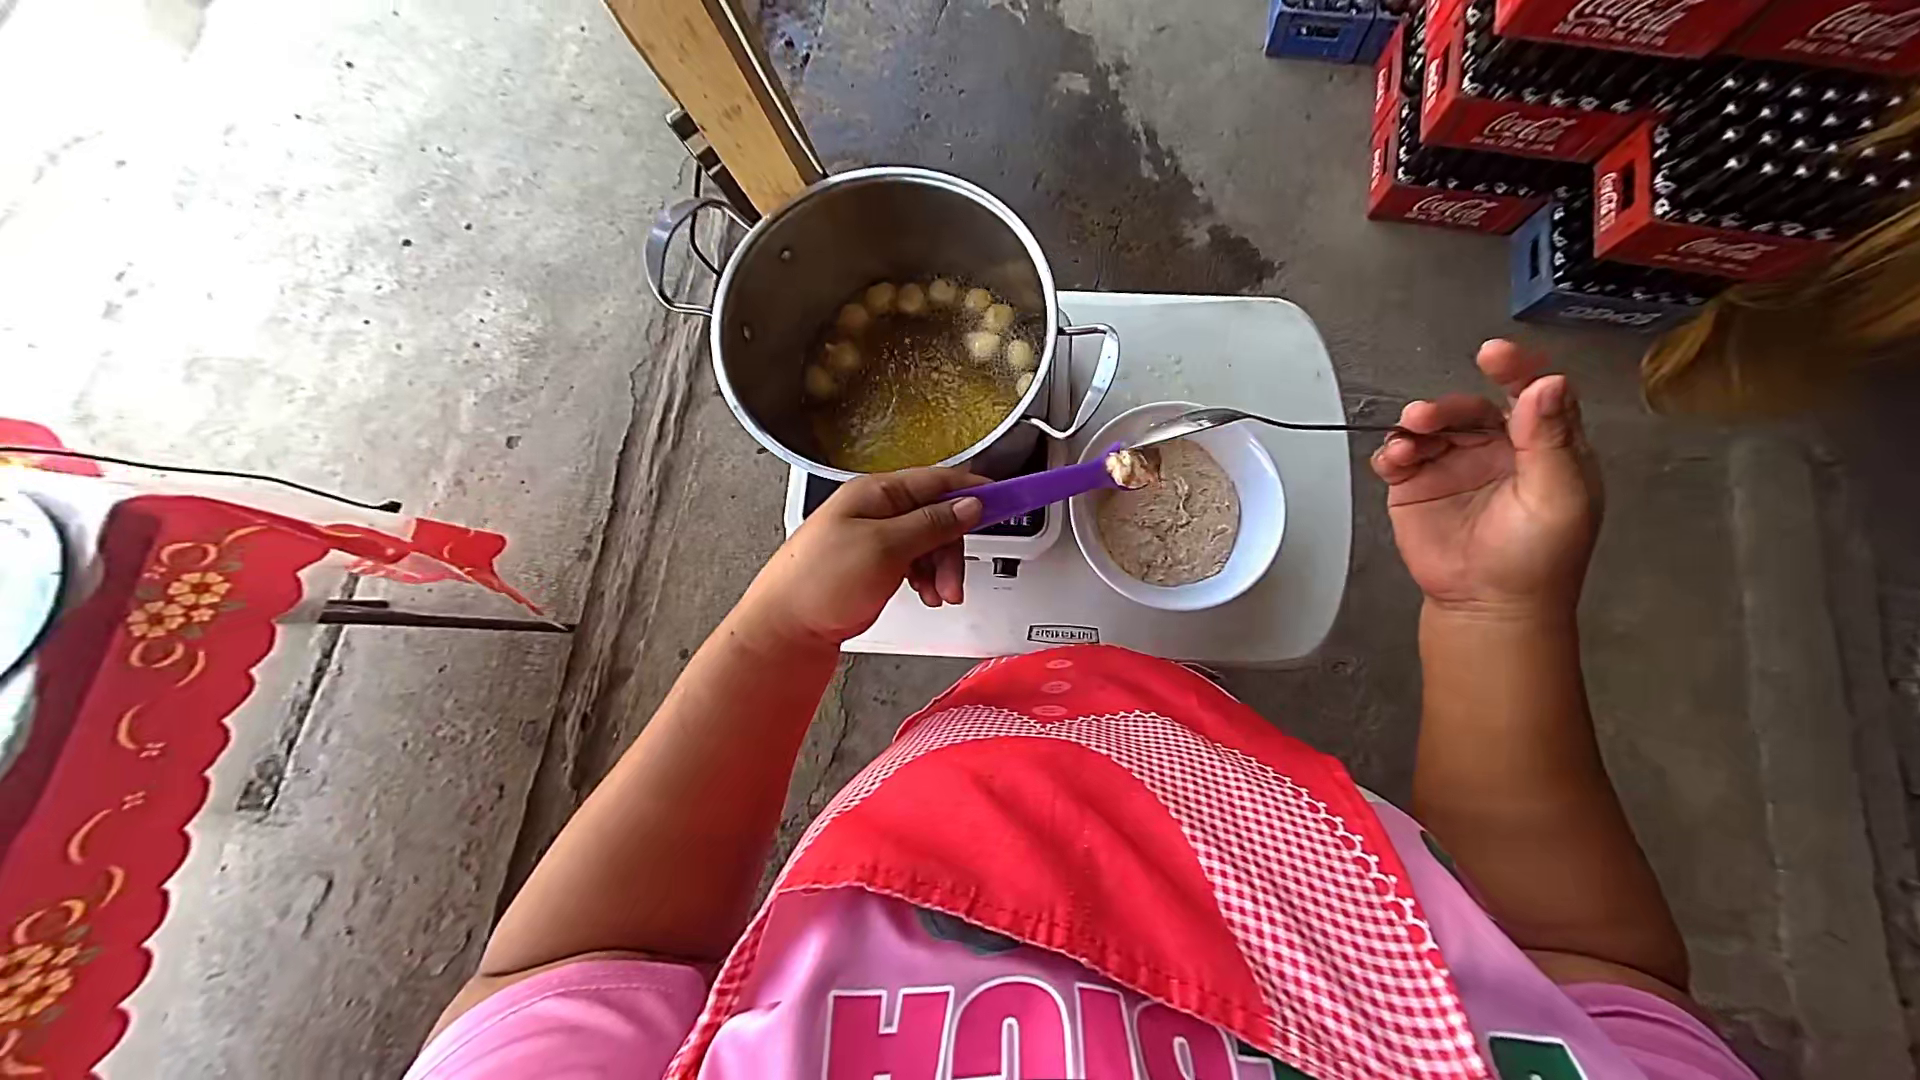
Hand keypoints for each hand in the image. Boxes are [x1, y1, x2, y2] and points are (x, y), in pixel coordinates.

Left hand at [736, 467, 987, 648]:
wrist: (788, 626)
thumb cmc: (821, 582)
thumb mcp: (884, 547)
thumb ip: (931, 524)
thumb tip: (969, 504)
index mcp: (876, 494)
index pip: (937, 481)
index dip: (973, 490)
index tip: (1005, 500)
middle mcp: (878, 511)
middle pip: (938, 516)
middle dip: (952, 548)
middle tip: (953, 580)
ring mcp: (877, 538)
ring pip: (930, 542)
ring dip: (942, 568)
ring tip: (938, 594)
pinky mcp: (877, 563)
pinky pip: (916, 561)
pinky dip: (927, 578)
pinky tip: (926, 594)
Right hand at [1371, 339, 1600, 618]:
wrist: (1487, 602)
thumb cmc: (1537, 558)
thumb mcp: (1560, 496)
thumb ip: (1549, 440)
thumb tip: (1547, 386)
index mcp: (1541, 447)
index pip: (1532, 395)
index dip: (1515, 369)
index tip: (1493, 354)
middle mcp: (1494, 451)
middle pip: (1469, 410)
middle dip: (1447, 407)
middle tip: (1428, 416)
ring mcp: (1452, 468)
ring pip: (1430, 429)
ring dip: (1416, 426)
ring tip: (1410, 436)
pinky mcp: (1415, 486)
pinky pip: (1398, 457)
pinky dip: (1392, 451)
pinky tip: (1396, 457)